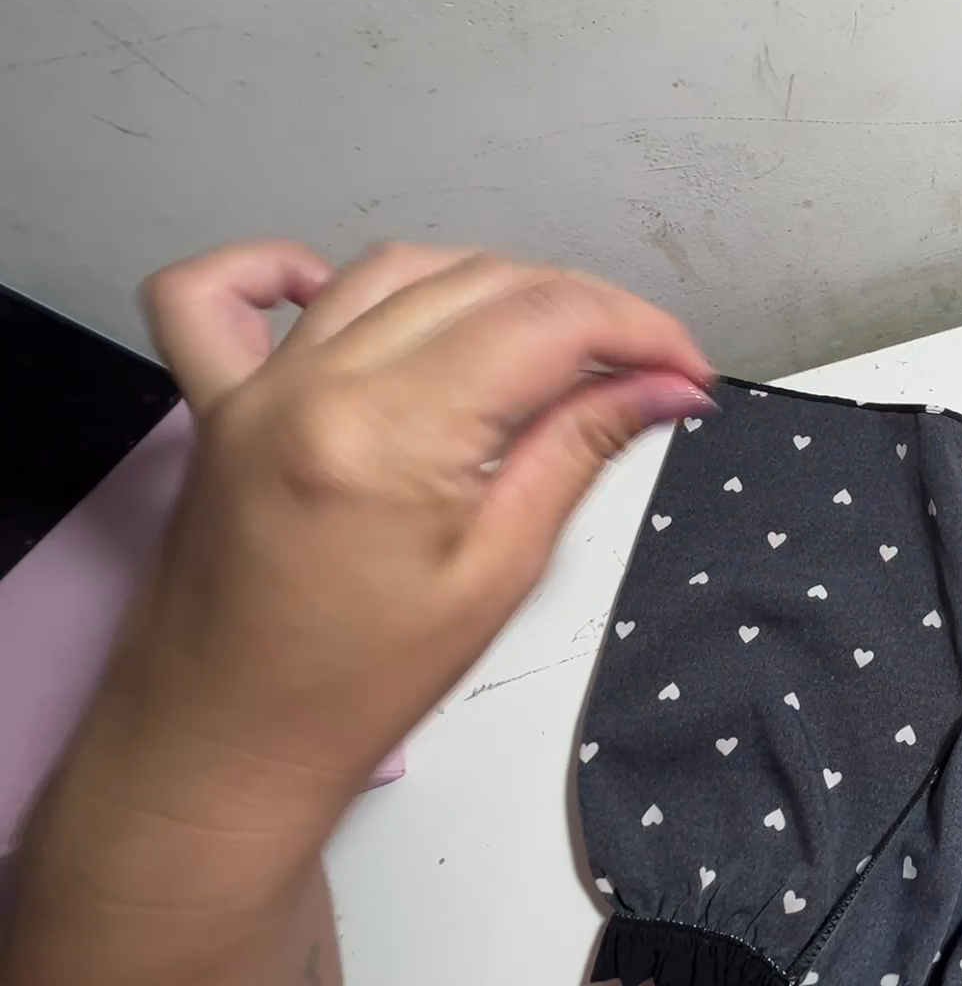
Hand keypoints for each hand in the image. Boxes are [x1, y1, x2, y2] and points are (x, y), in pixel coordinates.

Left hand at [129, 240, 714, 782]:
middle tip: (652, 367)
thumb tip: (670, 389)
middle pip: (492, 284)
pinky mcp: (222, 400)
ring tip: (563, 343)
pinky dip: (293, 268)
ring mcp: (257, 384)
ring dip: (505, 288)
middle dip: (597, 311)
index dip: (642, 330)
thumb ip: (587, 446)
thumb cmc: (373, 678)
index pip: (550, 322)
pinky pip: (221, 294)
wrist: (228, 743)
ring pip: (404, 270)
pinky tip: (355, 292)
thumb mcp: (510, 562)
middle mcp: (318, 383)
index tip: (689, 370)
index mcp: (391, 433)